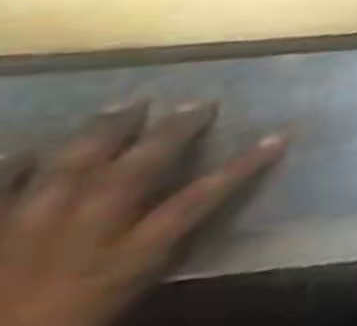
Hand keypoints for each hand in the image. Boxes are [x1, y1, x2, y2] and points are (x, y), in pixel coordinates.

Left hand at [0, 101, 287, 325]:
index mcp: (126, 254)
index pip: (199, 199)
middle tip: (196, 103)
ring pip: (69, 169)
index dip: (243, 165)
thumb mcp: (122, 297)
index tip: (281, 134)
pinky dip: (12, 166)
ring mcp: (25, 230)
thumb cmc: (65, 324)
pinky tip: (29, 148)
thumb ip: (149, 257)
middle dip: (169, 132)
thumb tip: (182, 220)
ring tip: (126, 105)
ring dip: (100, 133)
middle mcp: (83, 232)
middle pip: (134, 170)